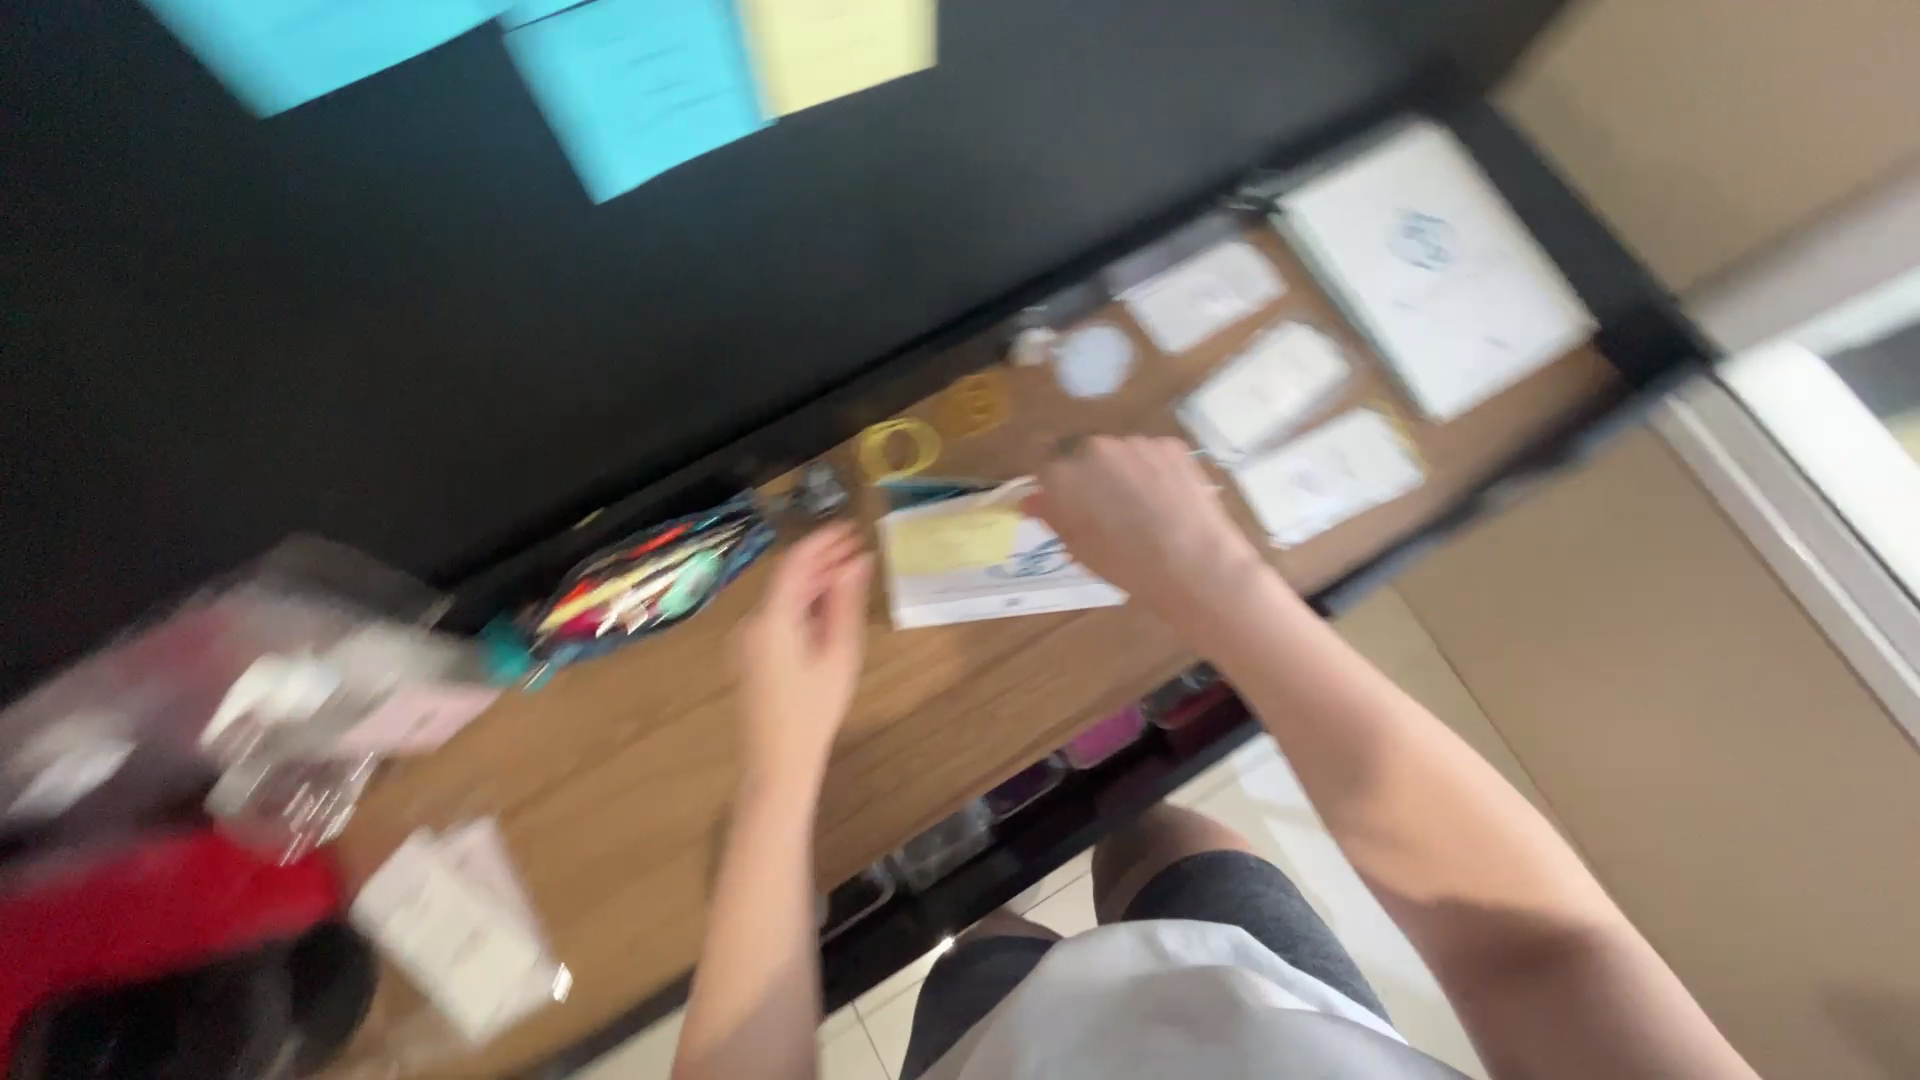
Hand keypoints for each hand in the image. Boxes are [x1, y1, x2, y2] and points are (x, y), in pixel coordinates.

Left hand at [732, 523, 873, 780]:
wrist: (778, 762)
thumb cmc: (814, 711)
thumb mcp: (839, 653)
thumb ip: (845, 602)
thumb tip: (858, 561)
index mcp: (772, 618)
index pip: (796, 562)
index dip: (824, 540)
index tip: (852, 528)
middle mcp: (752, 621)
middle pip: (788, 577)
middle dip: (823, 560)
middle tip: (859, 549)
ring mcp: (747, 638)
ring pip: (783, 595)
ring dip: (814, 581)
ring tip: (851, 573)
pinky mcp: (750, 652)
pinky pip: (778, 614)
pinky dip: (803, 603)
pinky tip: (828, 606)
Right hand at [1025, 436, 1275, 625]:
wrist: (1192, 562)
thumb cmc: (1124, 564)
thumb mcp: (1077, 546)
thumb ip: (1050, 513)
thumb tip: (1030, 498)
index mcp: (1062, 472)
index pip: (1038, 452)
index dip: (1047, 470)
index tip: (1058, 489)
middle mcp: (1094, 446)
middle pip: (1079, 449)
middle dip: (1085, 470)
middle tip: (1101, 503)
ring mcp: (1135, 441)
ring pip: (1117, 450)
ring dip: (1119, 468)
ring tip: (1139, 504)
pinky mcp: (1170, 444)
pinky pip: (1149, 452)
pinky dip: (1151, 469)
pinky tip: (1164, 499)